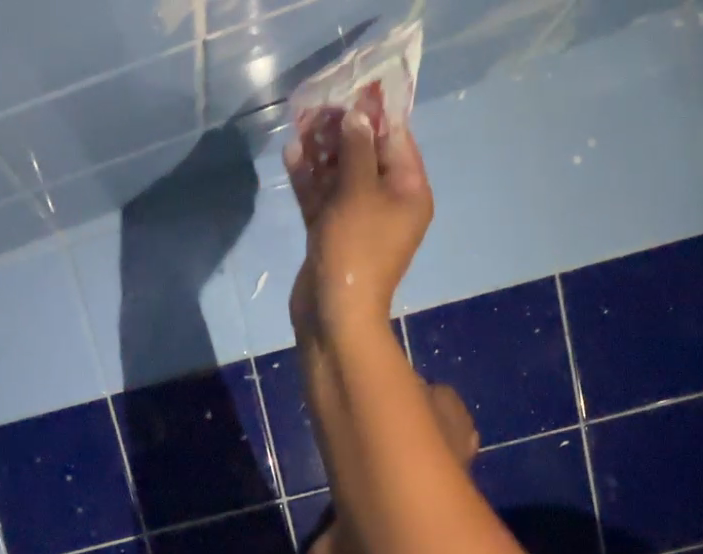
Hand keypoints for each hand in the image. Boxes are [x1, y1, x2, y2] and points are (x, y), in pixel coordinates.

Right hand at [284, 86, 433, 343]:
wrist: (334, 314)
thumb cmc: (355, 250)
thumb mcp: (359, 193)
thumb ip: (357, 150)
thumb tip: (357, 116)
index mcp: (410, 192)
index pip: (397, 140)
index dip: (374, 114)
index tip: (350, 89)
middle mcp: (388, 203)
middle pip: (366, 156)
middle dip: (341, 132)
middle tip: (316, 107)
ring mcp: (357, 221)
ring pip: (340, 178)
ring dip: (321, 154)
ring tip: (299, 126)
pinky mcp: (331, 235)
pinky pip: (322, 200)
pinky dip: (310, 180)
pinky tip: (292, 155)